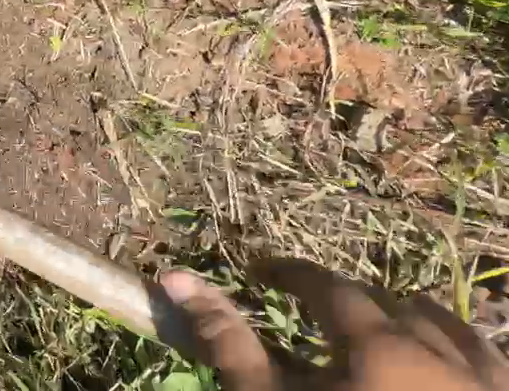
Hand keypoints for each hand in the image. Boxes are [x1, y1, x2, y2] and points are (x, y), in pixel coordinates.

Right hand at [162, 260, 508, 390]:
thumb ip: (226, 338)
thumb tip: (174, 276)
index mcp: (380, 347)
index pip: (328, 285)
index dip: (290, 274)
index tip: (261, 275)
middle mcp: (447, 362)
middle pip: (400, 308)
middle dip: (355, 298)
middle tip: (320, 306)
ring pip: (470, 341)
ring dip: (427, 325)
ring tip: (398, 328)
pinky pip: (503, 377)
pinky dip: (475, 364)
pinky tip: (450, 376)